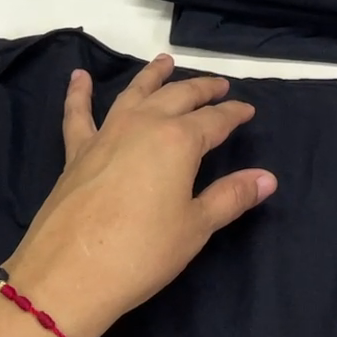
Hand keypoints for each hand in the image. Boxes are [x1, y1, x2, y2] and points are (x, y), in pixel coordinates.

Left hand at [0, 55, 275, 336]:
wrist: (69, 275)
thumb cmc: (142, 252)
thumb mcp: (196, 227)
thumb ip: (231, 196)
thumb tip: (267, 178)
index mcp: (179, 141)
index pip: (215, 120)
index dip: (234, 114)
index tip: (248, 110)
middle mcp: (143, 125)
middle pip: (178, 97)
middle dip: (201, 89)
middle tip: (219, 84)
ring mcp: (106, 135)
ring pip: (134, 93)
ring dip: (152, 76)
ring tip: (165, 61)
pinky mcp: (76, 152)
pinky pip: (78, 115)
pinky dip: (79, 94)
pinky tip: (79, 77)